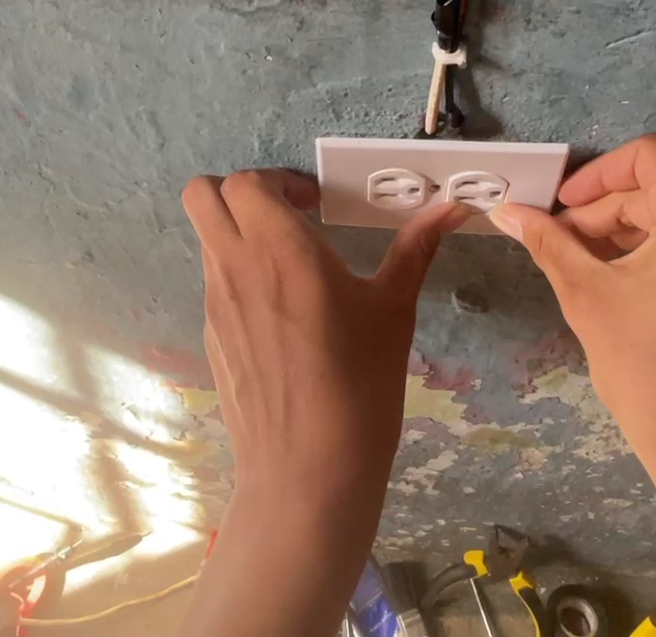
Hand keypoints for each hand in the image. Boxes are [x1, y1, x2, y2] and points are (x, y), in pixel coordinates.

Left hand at [178, 169, 467, 636]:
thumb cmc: (360, 385)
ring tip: (288, 263)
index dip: (276, 180)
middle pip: (202, 194)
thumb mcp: (394, 310)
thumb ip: (416, 248)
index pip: (245, 182)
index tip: (314, 203)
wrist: (306, 474)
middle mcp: (235, 267)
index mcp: (280, 250)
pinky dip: (237, 271)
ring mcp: (214, 303)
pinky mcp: (210, 335)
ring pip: (204, 236)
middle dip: (239, 190)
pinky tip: (280, 312)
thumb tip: (453, 206)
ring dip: (238, 230)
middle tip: (287, 214)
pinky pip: (212, 279)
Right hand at [490, 135, 655, 636]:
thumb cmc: (654, 372)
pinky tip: (630, 290)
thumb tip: (506, 211)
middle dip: (606, 212)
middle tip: (563, 248)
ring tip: (589, 272)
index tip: (559, 209)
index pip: (648, 156)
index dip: (595, 174)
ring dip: (631, 233)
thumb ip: (549, 243)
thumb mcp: (589, 298)